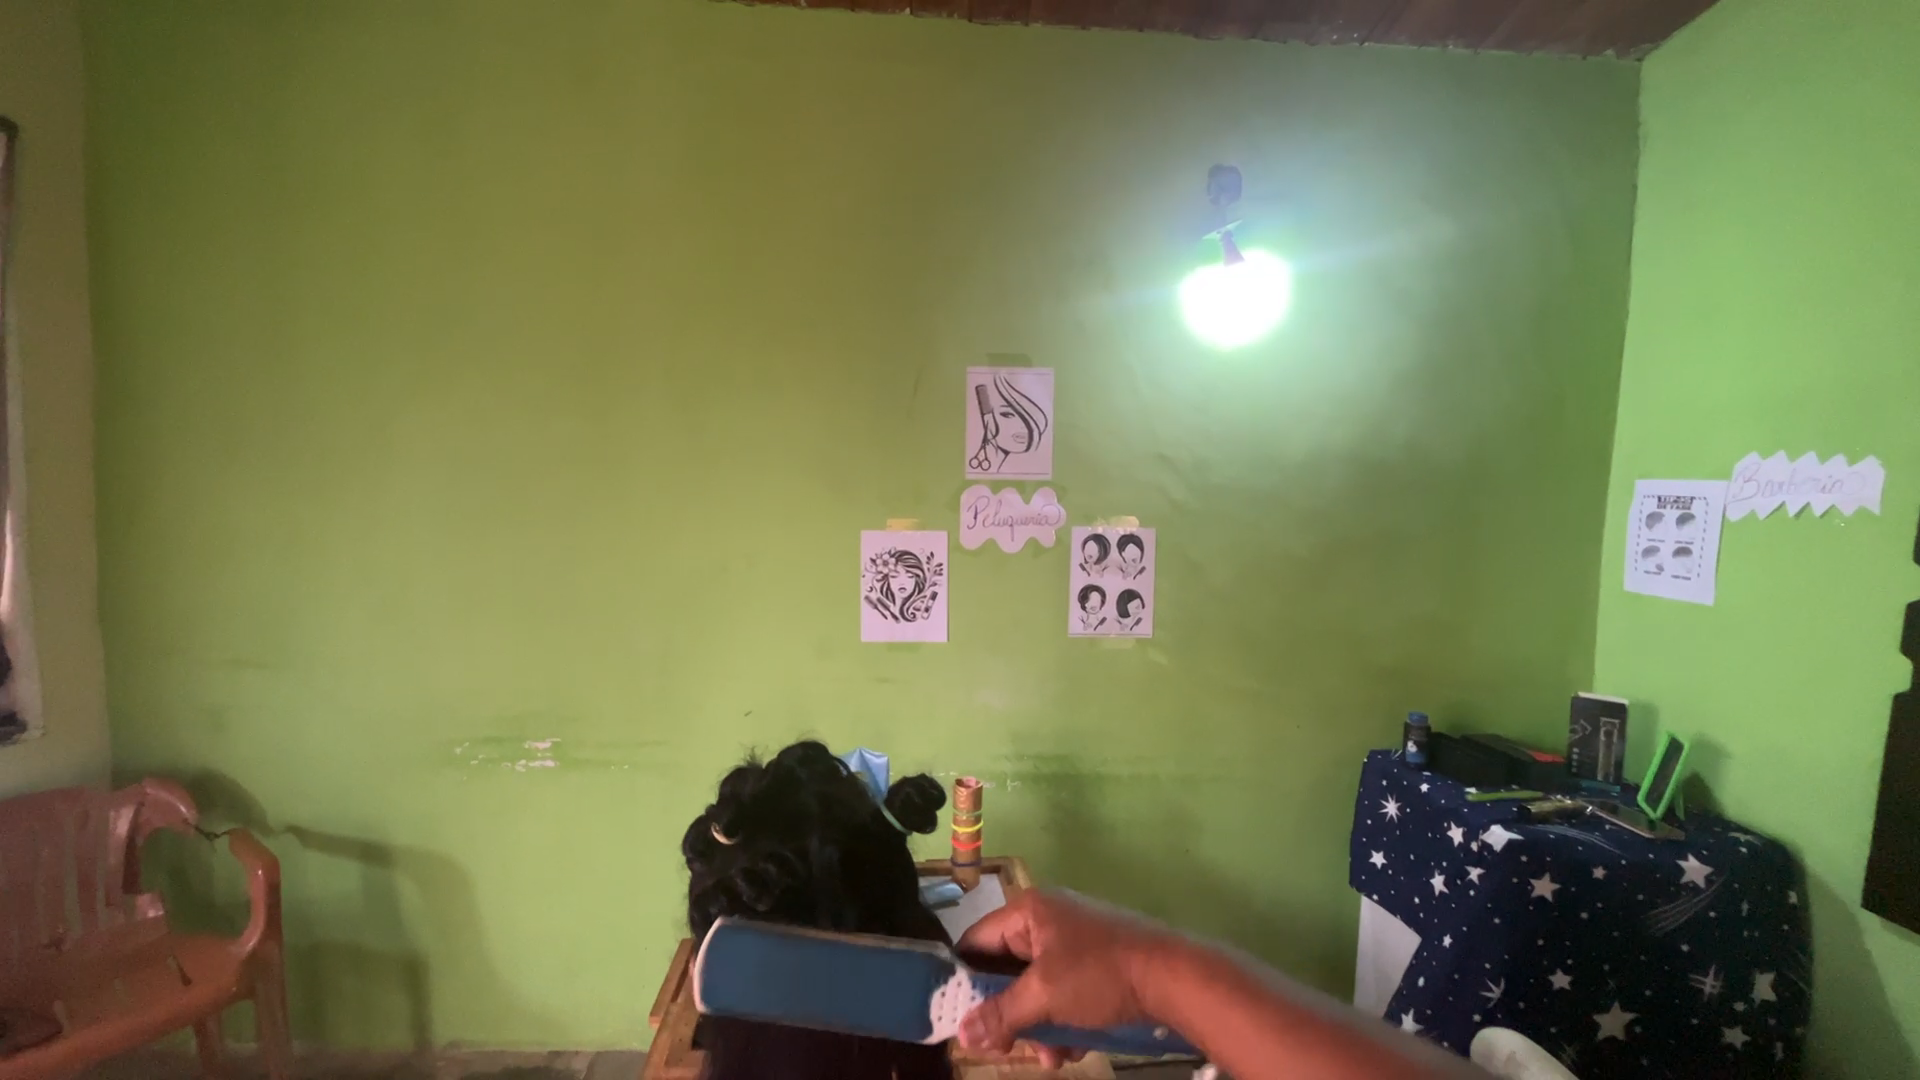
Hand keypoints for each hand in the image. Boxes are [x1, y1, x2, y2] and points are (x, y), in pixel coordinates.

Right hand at [956, 888, 1175, 1066]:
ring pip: (1035, 985)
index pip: (977, 940)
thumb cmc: (1099, 975)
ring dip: (1039, 1024)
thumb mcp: (1045, 996)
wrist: (1170, 977)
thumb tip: (960, 1033)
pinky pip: (1061, 988)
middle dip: (1009, 1012)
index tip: (959, 1017)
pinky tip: (1074, 1046)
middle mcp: (1046, 917)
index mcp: (1028, 910)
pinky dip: (1062, 1018)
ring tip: (1053, 1056)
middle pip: (1006, 967)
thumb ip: (1001, 1014)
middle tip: (1008, 1046)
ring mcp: (1072, 937)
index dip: (964, 978)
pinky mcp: (1093, 959)